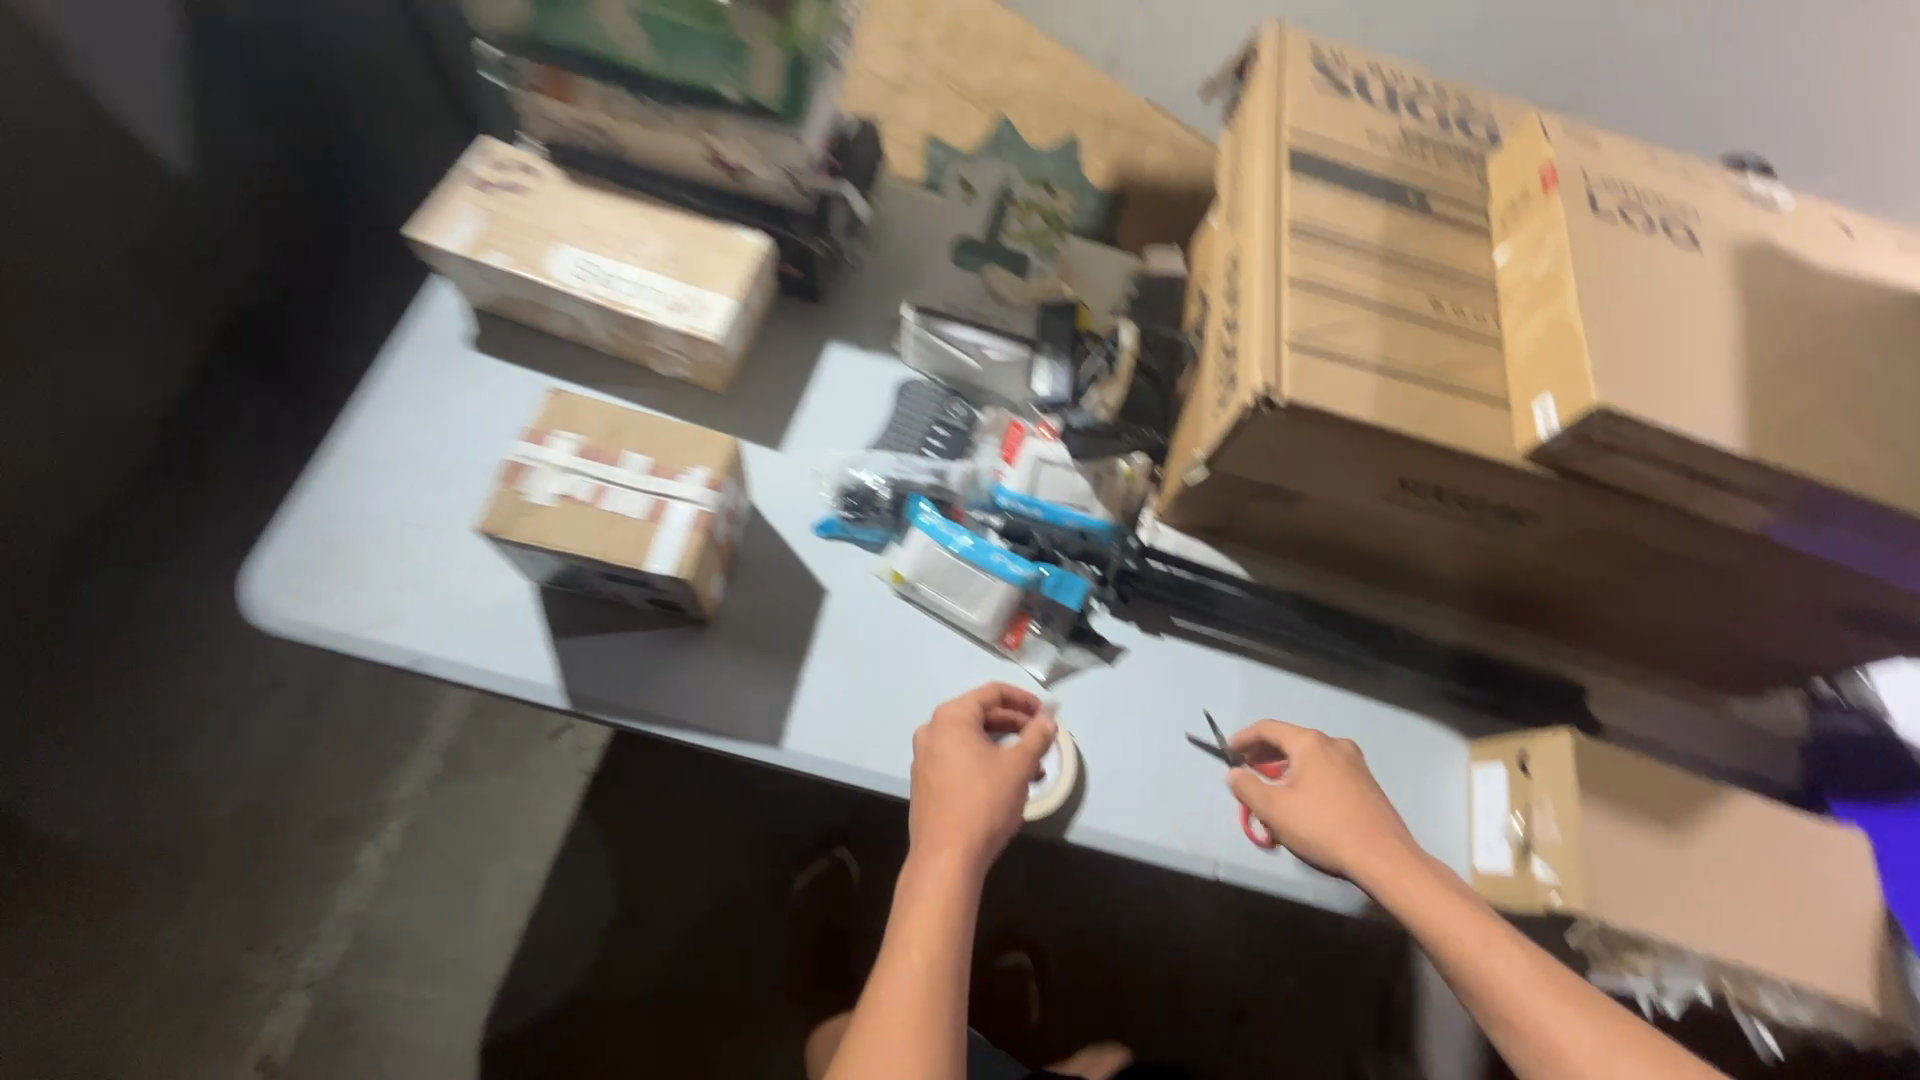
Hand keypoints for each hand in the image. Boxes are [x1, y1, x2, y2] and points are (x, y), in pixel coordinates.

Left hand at [908, 683, 1055, 875]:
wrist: (946, 858)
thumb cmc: (983, 803)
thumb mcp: (1018, 766)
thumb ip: (1036, 736)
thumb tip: (1049, 718)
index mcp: (950, 717)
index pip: (992, 692)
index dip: (1024, 699)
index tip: (1046, 713)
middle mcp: (932, 731)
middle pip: (981, 715)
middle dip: (1016, 725)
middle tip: (1042, 738)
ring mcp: (925, 758)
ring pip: (972, 741)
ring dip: (1005, 748)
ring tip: (1034, 767)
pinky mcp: (927, 783)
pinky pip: (961, 760)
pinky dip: (986, 763)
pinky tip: (1010, 785)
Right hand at [1225, 720, 1421, 885]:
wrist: (1384, 858)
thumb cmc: (1322, 827)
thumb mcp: (1273, 808)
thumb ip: (1246, 786)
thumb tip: (1234, 773)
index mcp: (1310, 743)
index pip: (1268, 728)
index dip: (1243, 738)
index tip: (1227, 752)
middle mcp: (1334, 744)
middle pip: (1290, 740)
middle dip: (1263, 753)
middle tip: (1245, 768)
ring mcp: (1355, 762)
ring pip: (1309, 756)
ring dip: (1285, 766)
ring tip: (1270, 786)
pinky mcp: (1366, 782)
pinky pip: (1326, 769)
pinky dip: (1306, 775)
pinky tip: (1300, 798)